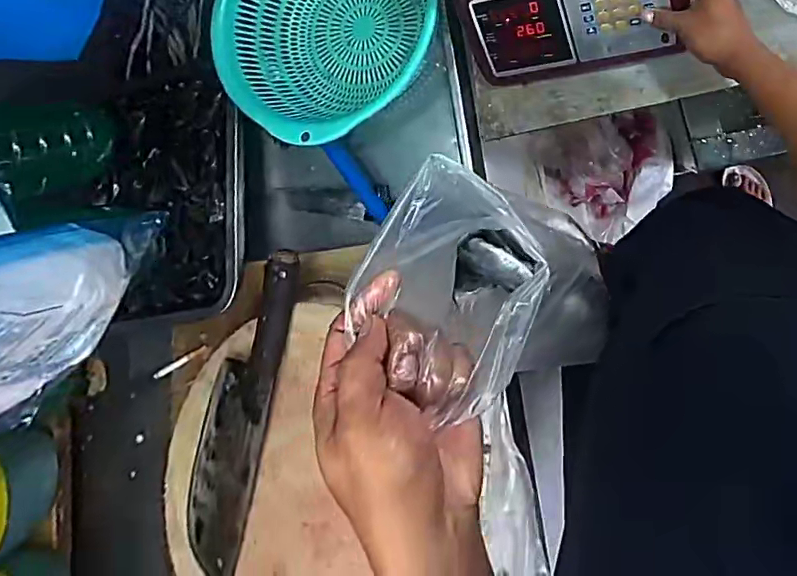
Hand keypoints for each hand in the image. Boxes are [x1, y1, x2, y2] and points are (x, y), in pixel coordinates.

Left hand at [314, 271, 488, 575]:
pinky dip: (454, 377)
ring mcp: (415, 389)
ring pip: (429, 342)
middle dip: (404, 348)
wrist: (437, 515)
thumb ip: (358, 365)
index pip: (347, 335)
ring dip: (431, 368)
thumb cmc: (385, 477)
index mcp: (340, 396)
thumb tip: (374, 322)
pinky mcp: (449, 391)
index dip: (365, 306)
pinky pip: (455, 358)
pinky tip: (448, 403)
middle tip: (403, 380)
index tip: (390, 282)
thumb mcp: (356, 422)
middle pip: (395, 333)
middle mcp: (377, 387)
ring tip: (428, 403)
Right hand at [644, 0, 771, 79]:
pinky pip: (706, 13)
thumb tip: (645, 13)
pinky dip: (693, 15)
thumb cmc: (713, 35)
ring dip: (685, 2)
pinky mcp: (727, 23)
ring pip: (701, 0)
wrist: (742, 58)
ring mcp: (726, 9)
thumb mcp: (684, 26)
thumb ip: (664, 18)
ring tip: (666, 6)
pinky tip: (681, 24)